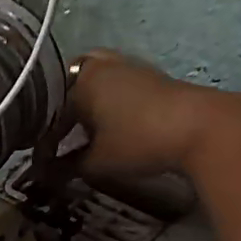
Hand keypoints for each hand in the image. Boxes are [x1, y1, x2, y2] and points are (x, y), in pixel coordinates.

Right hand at [56, 50, 227, 179]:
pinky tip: (107, 126)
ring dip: (85, 104)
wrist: (199, 128)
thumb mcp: (96, 162)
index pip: (50, 113)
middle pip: (69, 85)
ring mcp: (128, 67)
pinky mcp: (150, 77)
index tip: (41, 166)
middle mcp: (100, 65)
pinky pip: (114, 86)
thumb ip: (66, 167)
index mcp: (79, 80)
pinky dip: (105, 103)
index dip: (44, 143)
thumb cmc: (138, 141)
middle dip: (60, 111)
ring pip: (94, 81)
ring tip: (81, 133)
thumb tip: (45, 175)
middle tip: (58, 138)